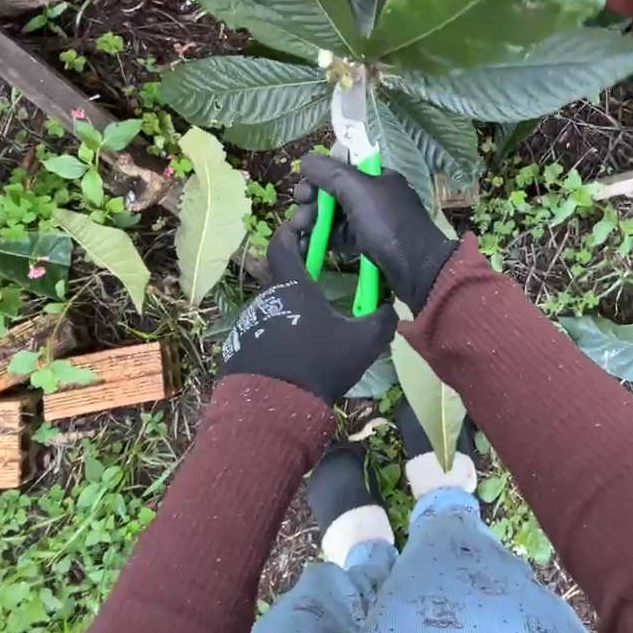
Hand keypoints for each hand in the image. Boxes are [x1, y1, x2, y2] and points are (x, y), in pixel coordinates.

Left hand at [219, 221, 397, 403]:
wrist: (272, 410)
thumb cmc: (318, 363)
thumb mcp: (362, 341)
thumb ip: (382, 320)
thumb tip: (392, 309)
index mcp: (292, 286)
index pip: (283, 243)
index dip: (293, 228)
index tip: (306, 223)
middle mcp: (266, 298)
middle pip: (283, 278)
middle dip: (302, 279)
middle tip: (324, 289)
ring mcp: (250, 323)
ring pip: (275, 308)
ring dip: (292, 312)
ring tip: (314, 331)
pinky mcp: (241, 348)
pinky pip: (264, 333)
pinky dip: (280, 336)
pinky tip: (297, 356)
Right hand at [293, 155, 459, 314]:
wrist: (415, 268)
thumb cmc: (387, 223)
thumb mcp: (358, 191)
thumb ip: (330, 172)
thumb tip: (306, 160)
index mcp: (376, 176)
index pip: (339, 168)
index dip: (317, 178)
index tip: (303, 192)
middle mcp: (372, 195)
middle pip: (332, 192)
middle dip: (311, 202)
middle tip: (299, 216)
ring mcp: (369, 221)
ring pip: (332, 215)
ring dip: (312, 220)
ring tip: (298, 231)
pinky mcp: (364, 244)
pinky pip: (337, 236)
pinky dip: (321, 238)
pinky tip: (304, 245)